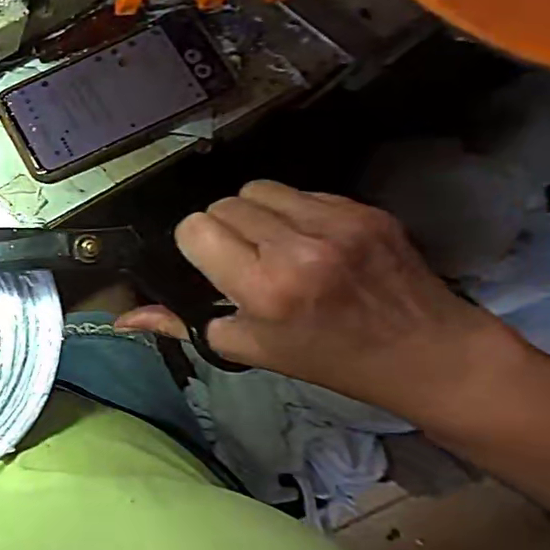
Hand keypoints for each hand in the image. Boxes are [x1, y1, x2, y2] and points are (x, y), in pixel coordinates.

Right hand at [116, 181, 519, 417]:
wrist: (429, 353)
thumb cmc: (329, 359)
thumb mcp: (247, 348)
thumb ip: (178, 324)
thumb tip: (120, 319)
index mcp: (264, 288)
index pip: (196, 228)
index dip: (195, 246)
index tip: (212, 267)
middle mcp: (297, 248)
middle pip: (222, 205)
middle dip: (221, 229)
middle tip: (242, 259)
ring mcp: (336, 224)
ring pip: (256, 190)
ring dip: (252, 213)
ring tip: (271, 243)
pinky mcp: (363, 210)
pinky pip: (299, 192)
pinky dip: (291, 211)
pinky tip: (309, 240)